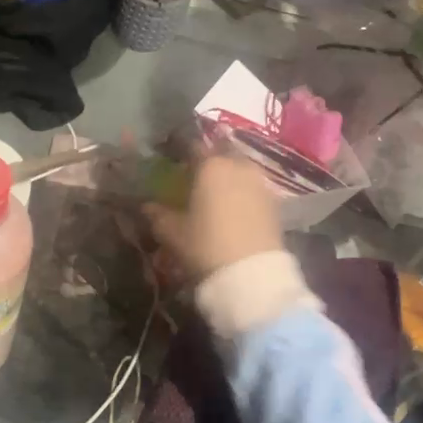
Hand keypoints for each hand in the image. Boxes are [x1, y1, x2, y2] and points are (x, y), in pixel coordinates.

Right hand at [144, 152, 282, 281]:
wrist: (251, 275)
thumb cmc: (205, 246)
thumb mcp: (173, 233)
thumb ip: (158, 215)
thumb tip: (147, 206)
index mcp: (211, 165)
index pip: (194, 146)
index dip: (182, 151)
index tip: (174, 160)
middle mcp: (238, 166)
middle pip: (221, 155)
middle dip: (209, 163)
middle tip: (195, 178)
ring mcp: (260, 183)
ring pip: (240, 171)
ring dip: (228, 178)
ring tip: (215, 197)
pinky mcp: (275, 203)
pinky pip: (253, 189)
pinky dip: (242, 194)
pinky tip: (233, 211)